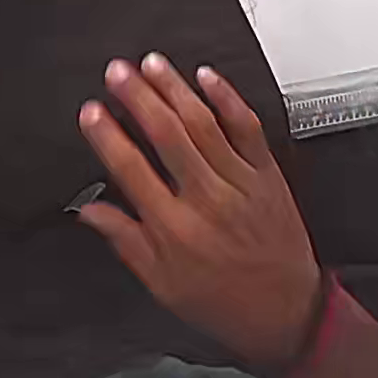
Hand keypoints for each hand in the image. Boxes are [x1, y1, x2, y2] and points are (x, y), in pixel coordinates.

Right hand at [75, 54, 324, 369]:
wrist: (289, 314)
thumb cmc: (223, 300)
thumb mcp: (163, 284)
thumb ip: (125, 240)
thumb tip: (88, 209)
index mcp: (175, 229)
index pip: (132, 172)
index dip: (108, 137)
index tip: (91, 111)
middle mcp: (206, 200)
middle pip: (167, 136)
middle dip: (139, 97)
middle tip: (117, 71)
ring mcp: (240, 182)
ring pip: (203, 125)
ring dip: (175, 89)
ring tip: (151, 63)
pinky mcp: (266, 173)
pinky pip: (246, 128)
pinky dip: (227, 98)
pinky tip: (206, 76)